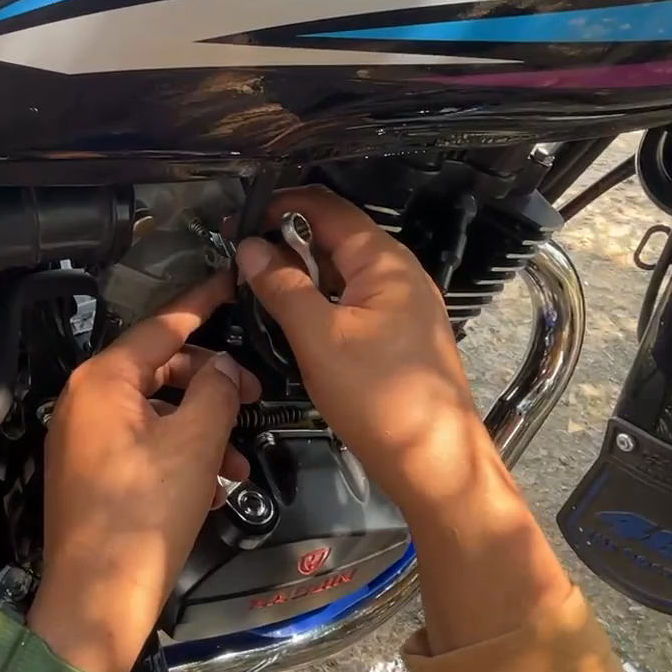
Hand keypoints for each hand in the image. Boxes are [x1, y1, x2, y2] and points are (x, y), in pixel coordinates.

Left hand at [29, 274, 260, 671]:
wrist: (96, 602)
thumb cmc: (146, 515)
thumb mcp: (196, 444)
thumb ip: (216, 390)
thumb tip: (224, 365)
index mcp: (104, 378)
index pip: (162, 324)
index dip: (202, 302)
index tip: (230, 281)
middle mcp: (86, 397)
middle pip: (160, 367)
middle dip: (210, 380)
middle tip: (251, 397)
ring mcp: (84, 435)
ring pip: (156, 409)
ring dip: (201, 426)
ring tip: (239, 459)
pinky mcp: (91, 469)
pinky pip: (143, 441)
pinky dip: (179, 452)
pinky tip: (214, 483)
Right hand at [235, 185, 572, 652]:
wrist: (434, 465)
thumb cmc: (378, 395)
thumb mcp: (318, 337)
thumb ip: (281, 286)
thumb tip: (248, 247)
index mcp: (385, 262)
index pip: (328, 209)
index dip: (282, 206)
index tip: (239, 219)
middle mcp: (397, 274)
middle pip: (335, 237)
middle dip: (286, 239)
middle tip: (237, 253)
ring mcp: (400, 305)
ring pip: (340, 271)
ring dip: (300, 271)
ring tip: (253, 280)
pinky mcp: (395, 335)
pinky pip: (349, 300)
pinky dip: (317, 298)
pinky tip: (288, 313)